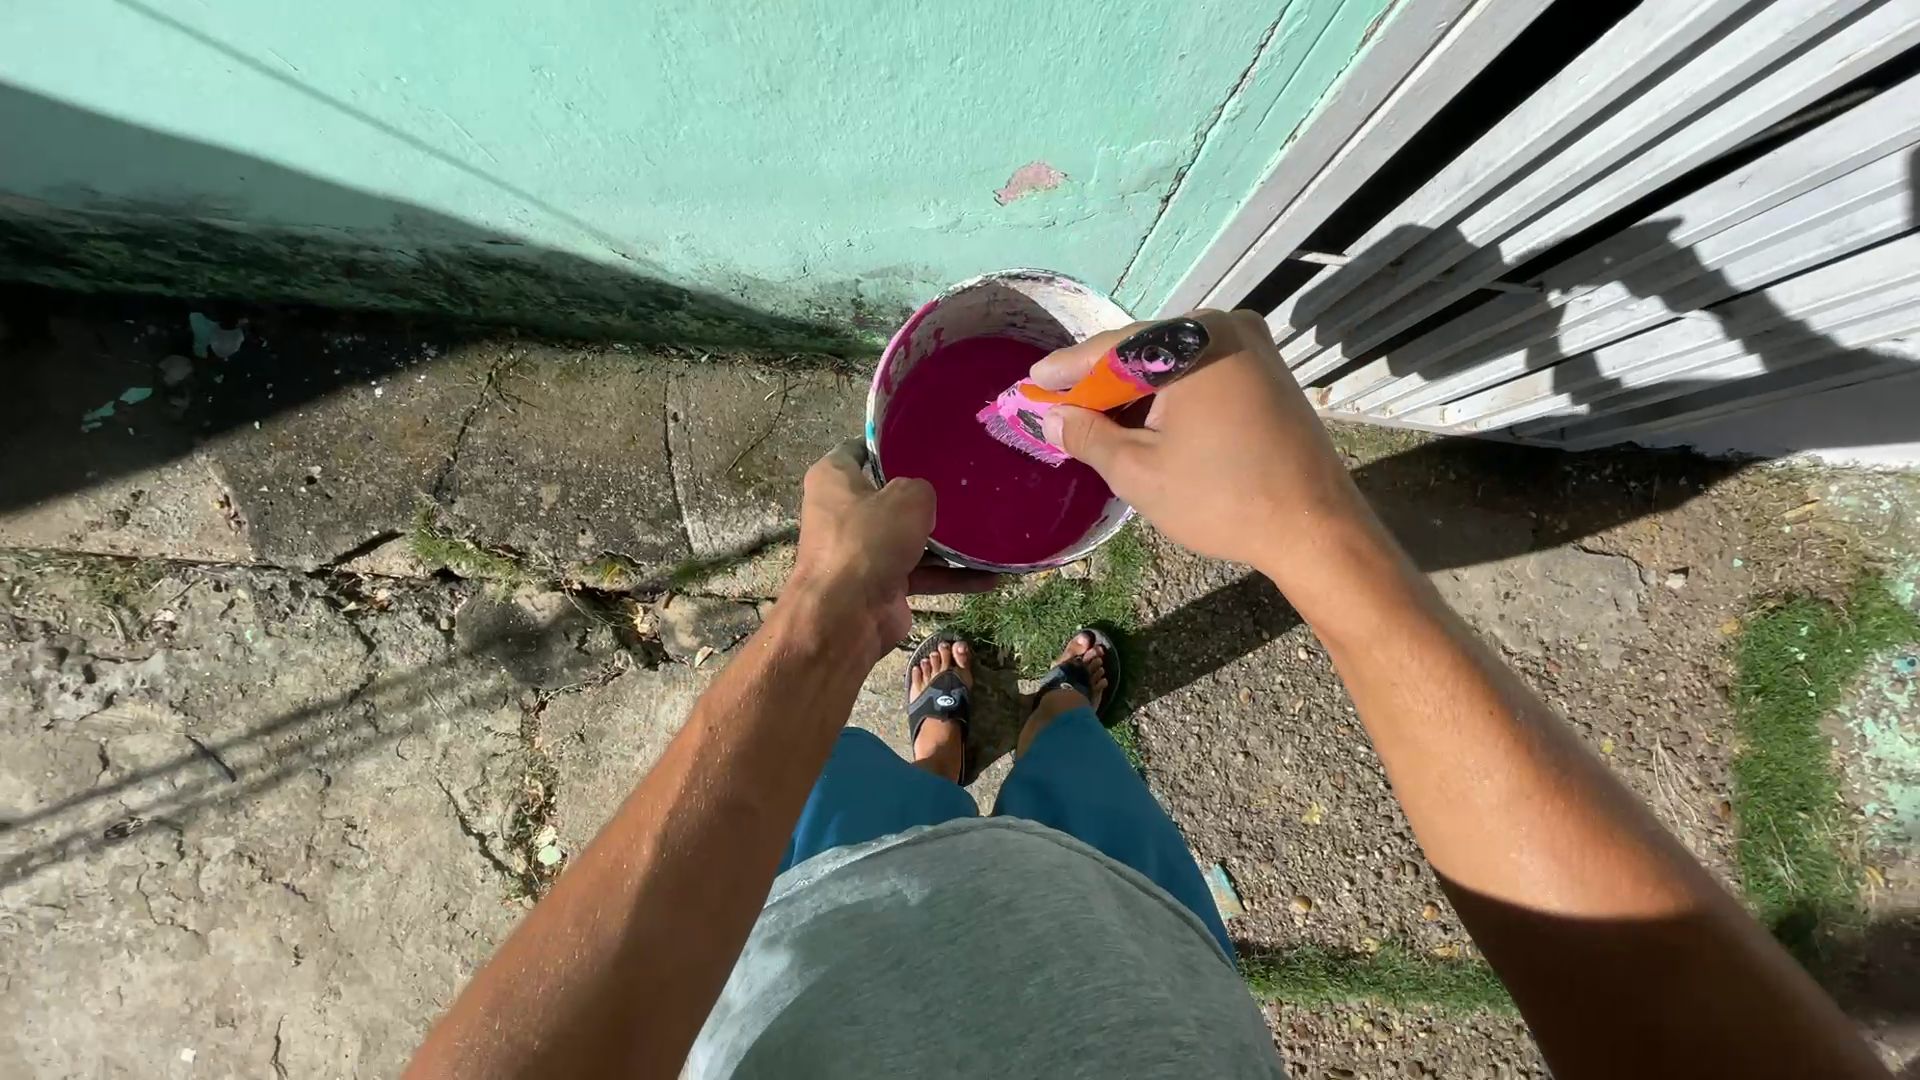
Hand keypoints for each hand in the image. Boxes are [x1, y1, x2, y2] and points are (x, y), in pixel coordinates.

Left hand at [785, 441, 995, 653]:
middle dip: (923, 496)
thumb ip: (922, 489)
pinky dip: (952, 576)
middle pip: (889, 497)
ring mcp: (862, 551)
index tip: (923, 439)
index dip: (888, 443)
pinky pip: (923, 574)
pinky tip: (990, 577)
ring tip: (987, 532)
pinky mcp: (881, 584)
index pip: (858, 450)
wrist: (848, 615)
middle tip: (963, 484)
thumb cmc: (869, 540)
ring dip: (947, 543)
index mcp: (833, 479)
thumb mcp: (907, 497)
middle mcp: (843, 513)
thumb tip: (924, 503)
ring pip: (910, 539)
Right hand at [1034, 309, 1371, 577]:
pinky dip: (1166, 395)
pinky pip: (1199, 373)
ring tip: (1094, 420)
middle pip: (1141, 352)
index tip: (1032, 381)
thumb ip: (1087, 436)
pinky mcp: (1266, 371)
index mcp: (1193, 342)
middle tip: (1059, 406)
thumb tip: (1050, 416)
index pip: (1111, 350)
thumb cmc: (1221, 498)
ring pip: (1171, 364)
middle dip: (1098, 383)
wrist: (1315, 528)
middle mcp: (1226, 327)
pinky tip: (1142, 419)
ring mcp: (1252, 347)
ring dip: (1132, 392)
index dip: (1066, 370)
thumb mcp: (1138, 471)